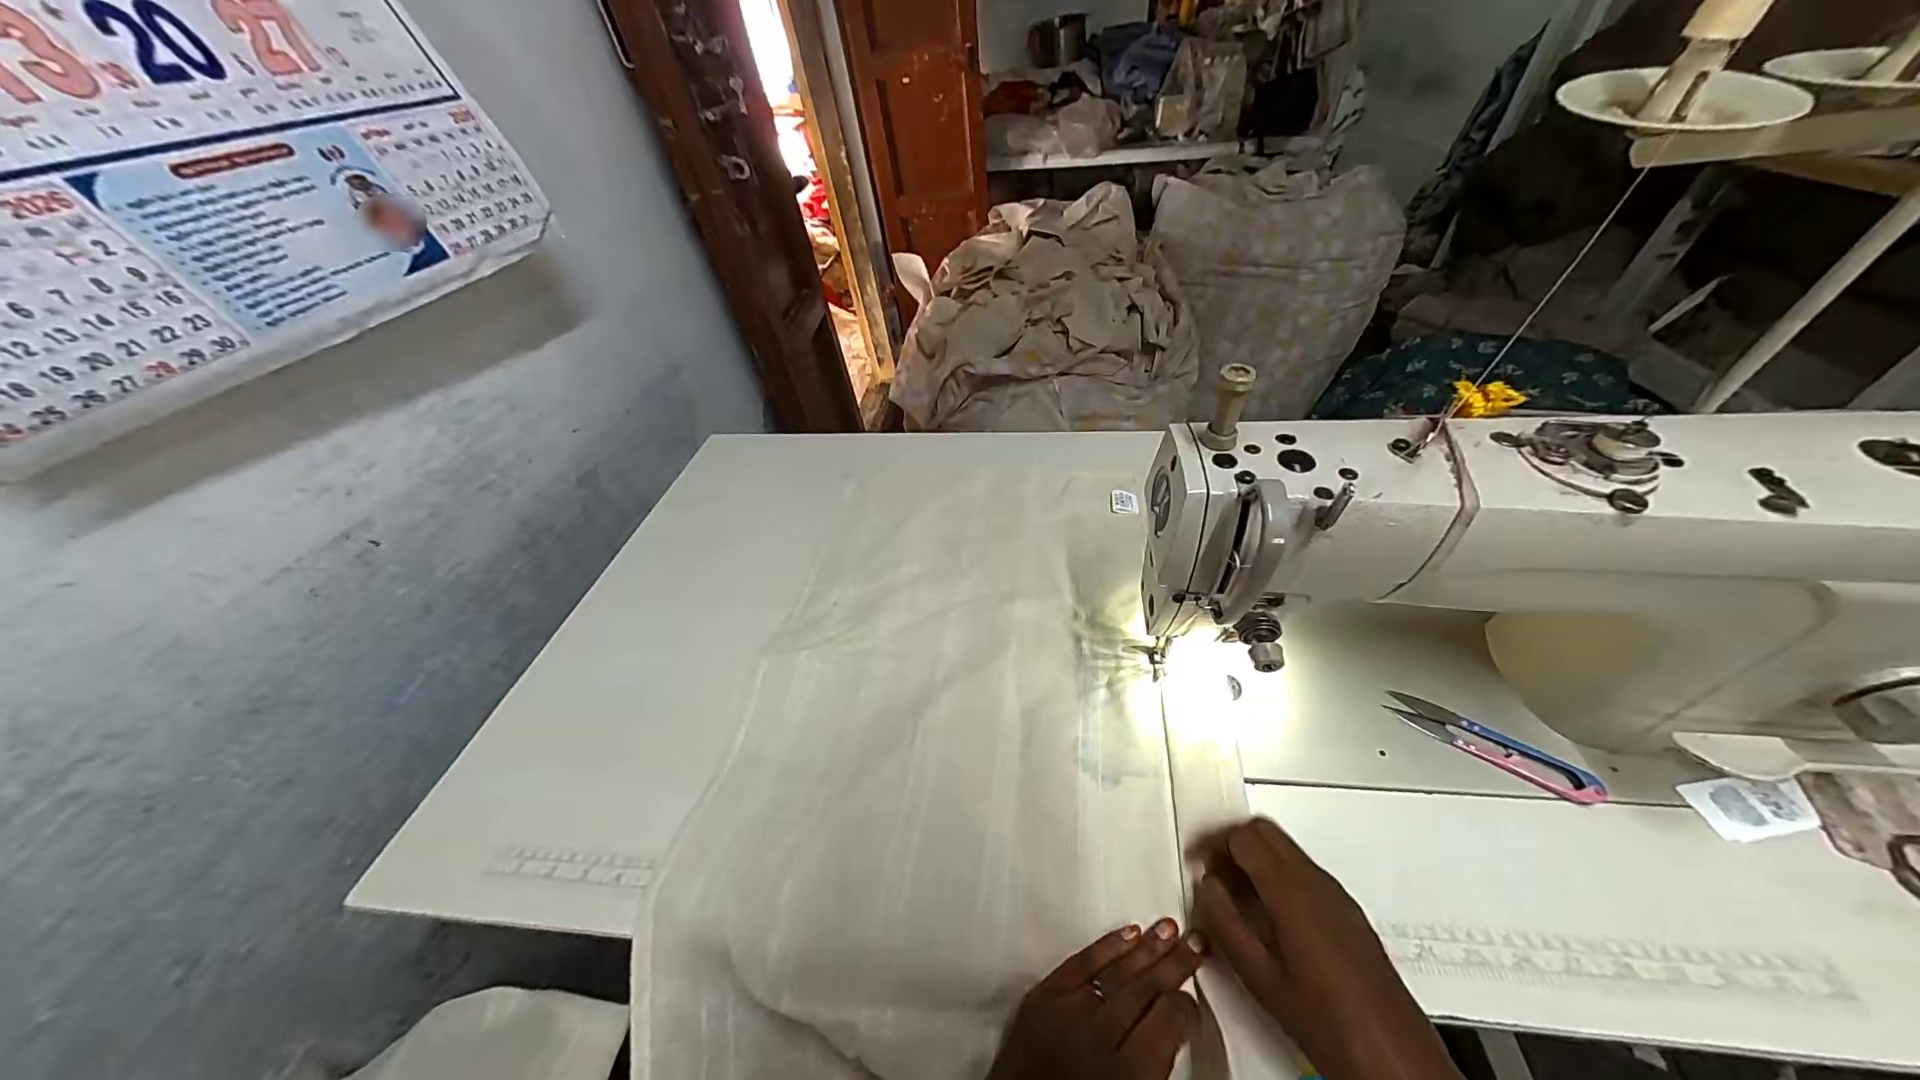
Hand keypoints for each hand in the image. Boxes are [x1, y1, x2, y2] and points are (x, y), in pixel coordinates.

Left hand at [986, 918, 1206, 1079]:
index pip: (1170, 1020)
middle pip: (1146, 987)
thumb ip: (1155, 1065)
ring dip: (1147, 947)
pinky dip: (1106, 945)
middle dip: (1175, 962)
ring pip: (1117, 970)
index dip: (1186, 1006)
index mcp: (1129, 1073)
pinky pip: (1081, 962)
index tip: (1192, 997)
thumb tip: (1173, 1026)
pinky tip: (1128, 932)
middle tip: (1195, 941)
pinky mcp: (1042, 997)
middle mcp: (1100, 1036)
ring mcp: (1068, 1011)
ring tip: (1168, 927)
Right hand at [1194, 819, 1461, 1079]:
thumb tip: (1208, 890)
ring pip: (1285, 848)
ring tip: (1232, 888)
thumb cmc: (1332, 1023)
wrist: (1392, 1055)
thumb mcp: (1256, 972)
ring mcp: (1336, 894)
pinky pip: (1303, 870)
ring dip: (1254, 856)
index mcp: (1291, 891)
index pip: (1243, 836)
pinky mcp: (1347, 909)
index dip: (1212, 842)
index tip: (1198, 858)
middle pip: (1265, 831)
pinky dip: (1276, 873)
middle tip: (1211, 865)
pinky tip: (1264, 908)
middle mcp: (1317, 883)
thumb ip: (1223, 920)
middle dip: (1231, 841)